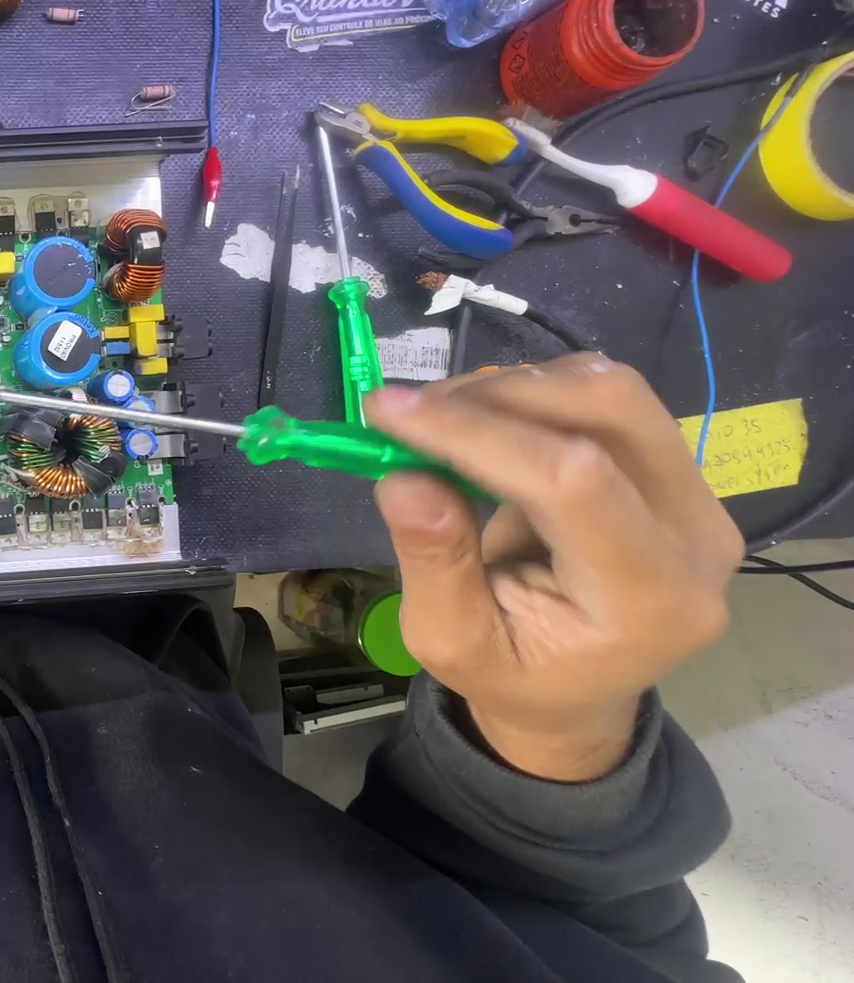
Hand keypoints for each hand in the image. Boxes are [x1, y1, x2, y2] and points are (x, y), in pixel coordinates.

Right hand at [364, 354, 742, 781]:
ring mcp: (695, 499)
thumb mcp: (447, 640)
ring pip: (609, 392)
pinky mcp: (671, 475)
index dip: (472, 433)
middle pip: (609, 411)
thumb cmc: (508, 674)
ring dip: (506, 389)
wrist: (573, 690)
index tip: (384, 410)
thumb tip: (401, 477)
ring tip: (436, 420)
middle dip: (491, 396)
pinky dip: (525, 395)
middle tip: (407, 413)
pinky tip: (476, 427)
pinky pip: (603, 402)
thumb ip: (432, 562)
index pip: (570, 479)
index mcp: (646, 597)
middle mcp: (695, 535)